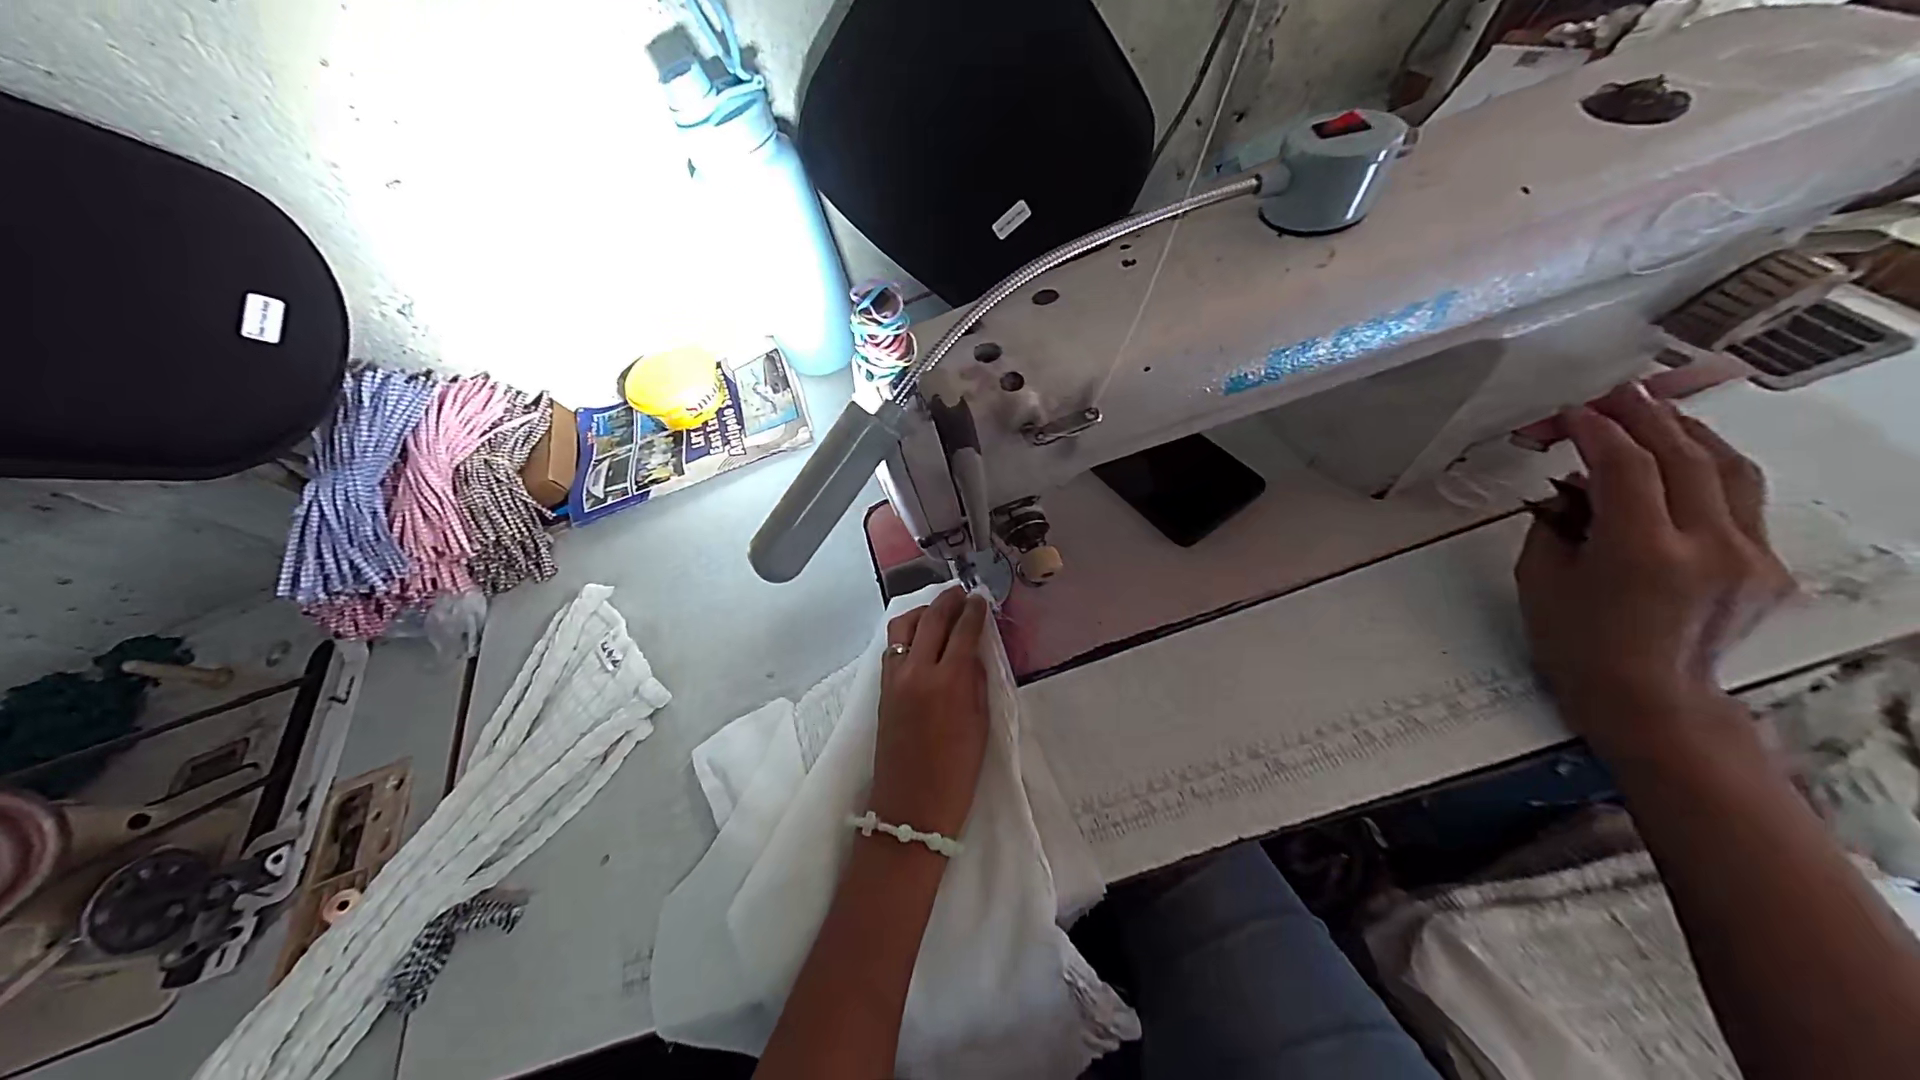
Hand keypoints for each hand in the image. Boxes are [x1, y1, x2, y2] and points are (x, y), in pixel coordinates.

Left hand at [869, 587, 991, 839]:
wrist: (911, 807)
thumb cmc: (957, 773)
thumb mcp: (980, 726)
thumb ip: (977, 683)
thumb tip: (974, 655)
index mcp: (949, 682)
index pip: (964, 631)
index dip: (975, 611)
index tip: (981, 599)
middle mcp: (918, 671)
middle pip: (932, 620)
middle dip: (949, 601)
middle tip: (962, 593)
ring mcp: (895, 678)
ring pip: (904, 626)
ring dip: (923, 612)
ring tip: (939, 611)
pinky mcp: (882, 688)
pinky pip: (893, 647)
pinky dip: (908, 633)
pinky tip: (920, 638)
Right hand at [1514, 385, 1793, 754]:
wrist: (1649, 697)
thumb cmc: (1575, 643)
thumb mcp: (1541, 578)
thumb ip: (1558, 522)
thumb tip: (1575, 485)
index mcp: (1643, 553)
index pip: (1627, 467)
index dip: (1598, 431)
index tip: (1573, 414)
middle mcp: (1709, 547)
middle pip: (1686, 456)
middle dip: (1645, 417)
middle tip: (1613, 395)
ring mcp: (1749, 556)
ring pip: (1731, 469)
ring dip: (1688, 433)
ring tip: (1652, 414)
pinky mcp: (1767, 565)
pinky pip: (1742, 500)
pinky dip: (1708, 470)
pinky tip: (1680, 462)